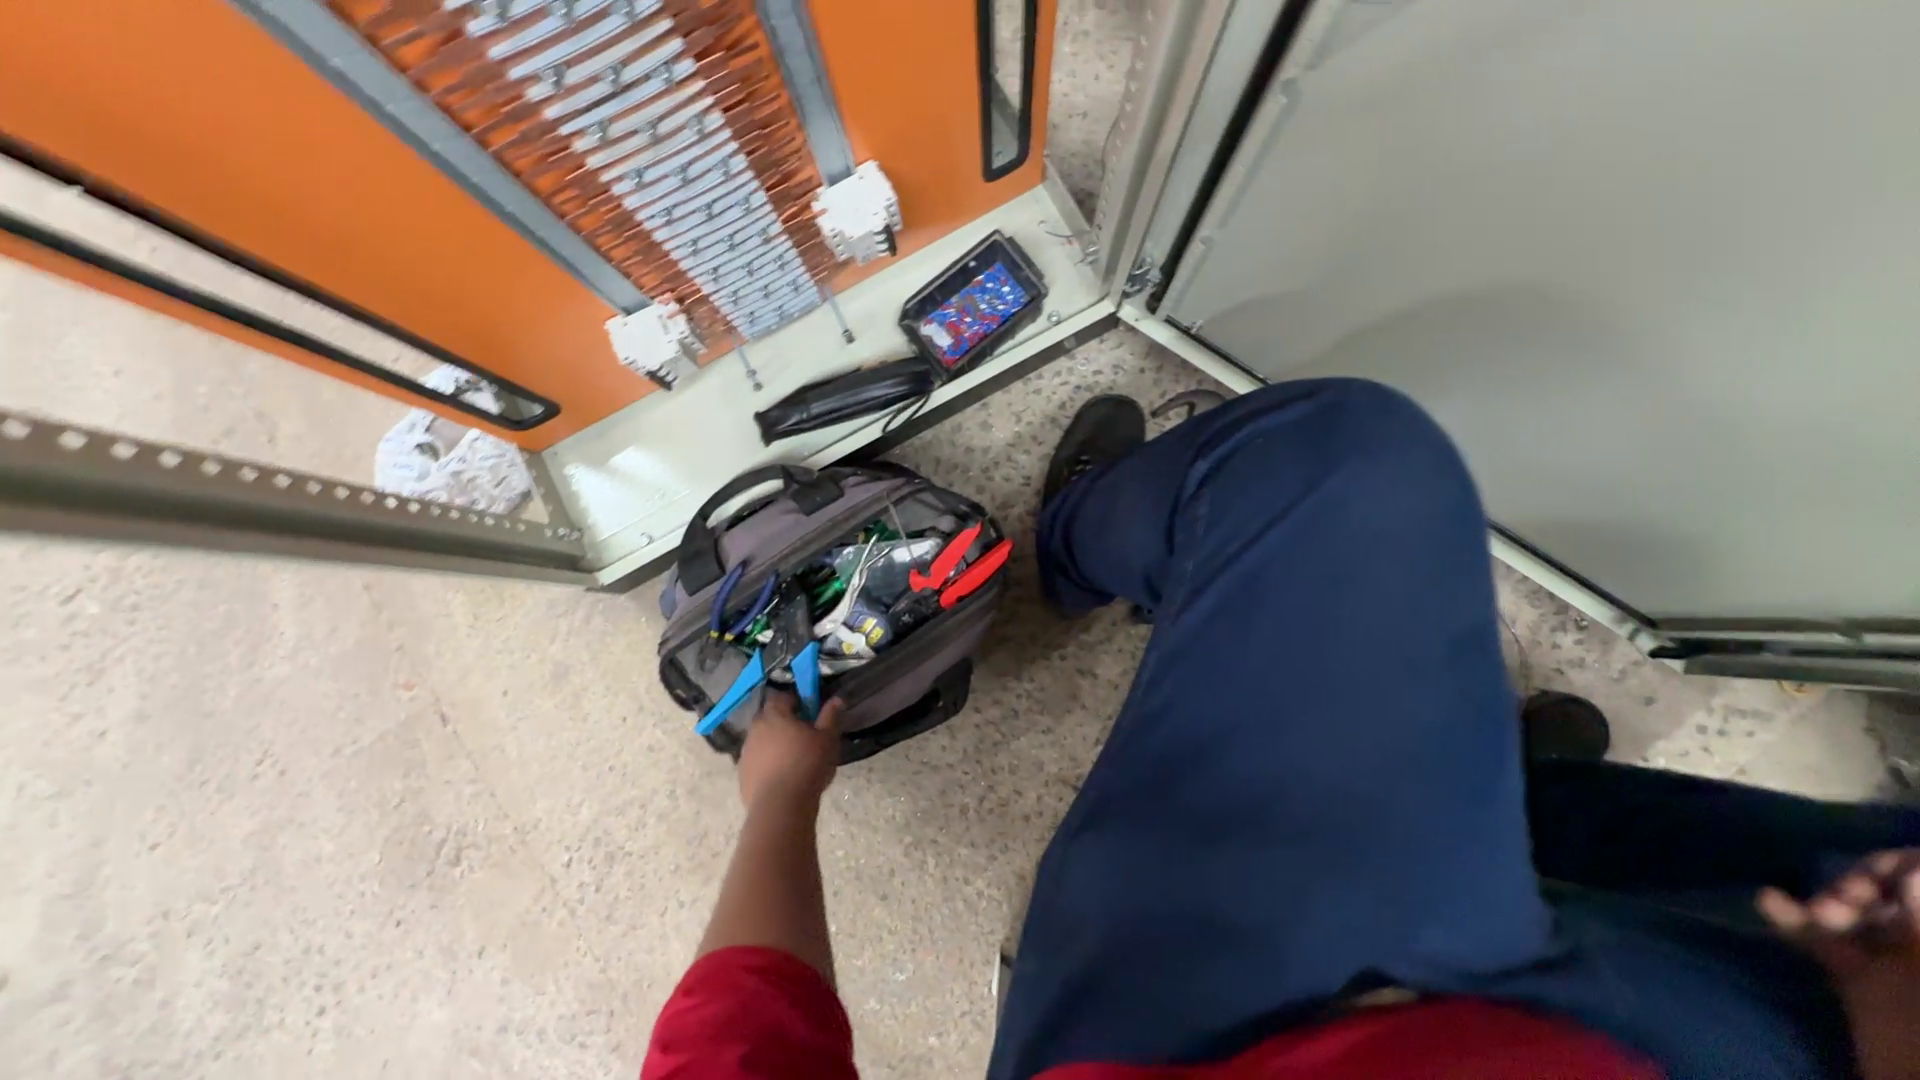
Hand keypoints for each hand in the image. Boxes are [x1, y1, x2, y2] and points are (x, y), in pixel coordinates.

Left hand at [738, 693, 841, 811]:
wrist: (780, 806)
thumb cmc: (807, 765)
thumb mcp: (828, 739)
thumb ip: (831, 716)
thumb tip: (837, 699)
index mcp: (775, 715)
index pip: (781, 697)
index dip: (795, 701)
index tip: (808, 712)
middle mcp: (755, 730)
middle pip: (768, 718)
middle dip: (783, 722)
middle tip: (802, 735)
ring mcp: (746, 753)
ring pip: (761, 741)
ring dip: (773, 744)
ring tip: (792, 759)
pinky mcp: (742, 775)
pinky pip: (756, 762)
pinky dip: (766, 764)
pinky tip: (781, 778)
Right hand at [1759, 850, 1919, 1079]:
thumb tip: (1910, 869)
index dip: (1903, 864)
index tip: (1880, 873)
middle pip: (1894, 890)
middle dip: (1861, 885)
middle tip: (1843, 901)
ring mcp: (1898, 962)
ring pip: (1859, 912)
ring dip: (1827, 901)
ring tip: (1815, 911)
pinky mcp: (1859, 978)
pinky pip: (1826, 940)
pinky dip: (1794, 920)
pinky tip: (1768, 901)